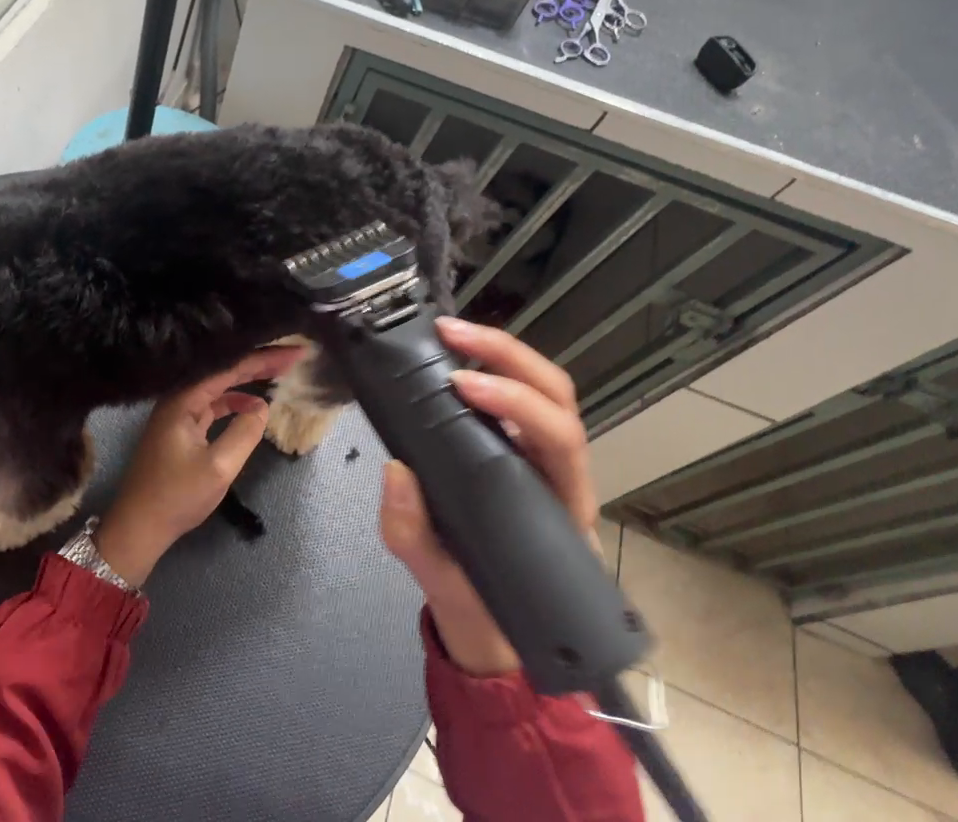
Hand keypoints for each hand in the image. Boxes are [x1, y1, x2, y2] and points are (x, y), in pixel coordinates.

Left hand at [96, 346, 306, 586]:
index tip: (294, 352)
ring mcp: (175, 415)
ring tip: (277, 375)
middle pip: (221, 372)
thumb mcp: (219, 466)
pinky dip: (231, 402)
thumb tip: (261, 407)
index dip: (262, 358)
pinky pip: (209, 405)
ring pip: (216, 388)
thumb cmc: (177, 496)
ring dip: (245, 381)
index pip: (227, 368)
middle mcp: (176, 400)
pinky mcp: (177, 430)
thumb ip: (244, 432)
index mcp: (182, 401)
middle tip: (292, 356)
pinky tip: (251, 407)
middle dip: (257, 363)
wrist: (139, 526)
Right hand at [379, 318, 601, 675]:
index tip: (462, 385)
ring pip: (545, 389)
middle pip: (559, 395)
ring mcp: (541, 458)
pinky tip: (453, 356)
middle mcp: (561, 474)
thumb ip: (413, 532)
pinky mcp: (516, 450)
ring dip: (500, 352)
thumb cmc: (478, 601)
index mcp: (560, 506)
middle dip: (508, 355)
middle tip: (450, 332)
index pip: (559, 437)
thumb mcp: (439, 578)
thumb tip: (396, 471)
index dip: (517, 402)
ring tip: (448, 333)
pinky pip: (517, 399)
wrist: (493, 625)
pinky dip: (489, 367)